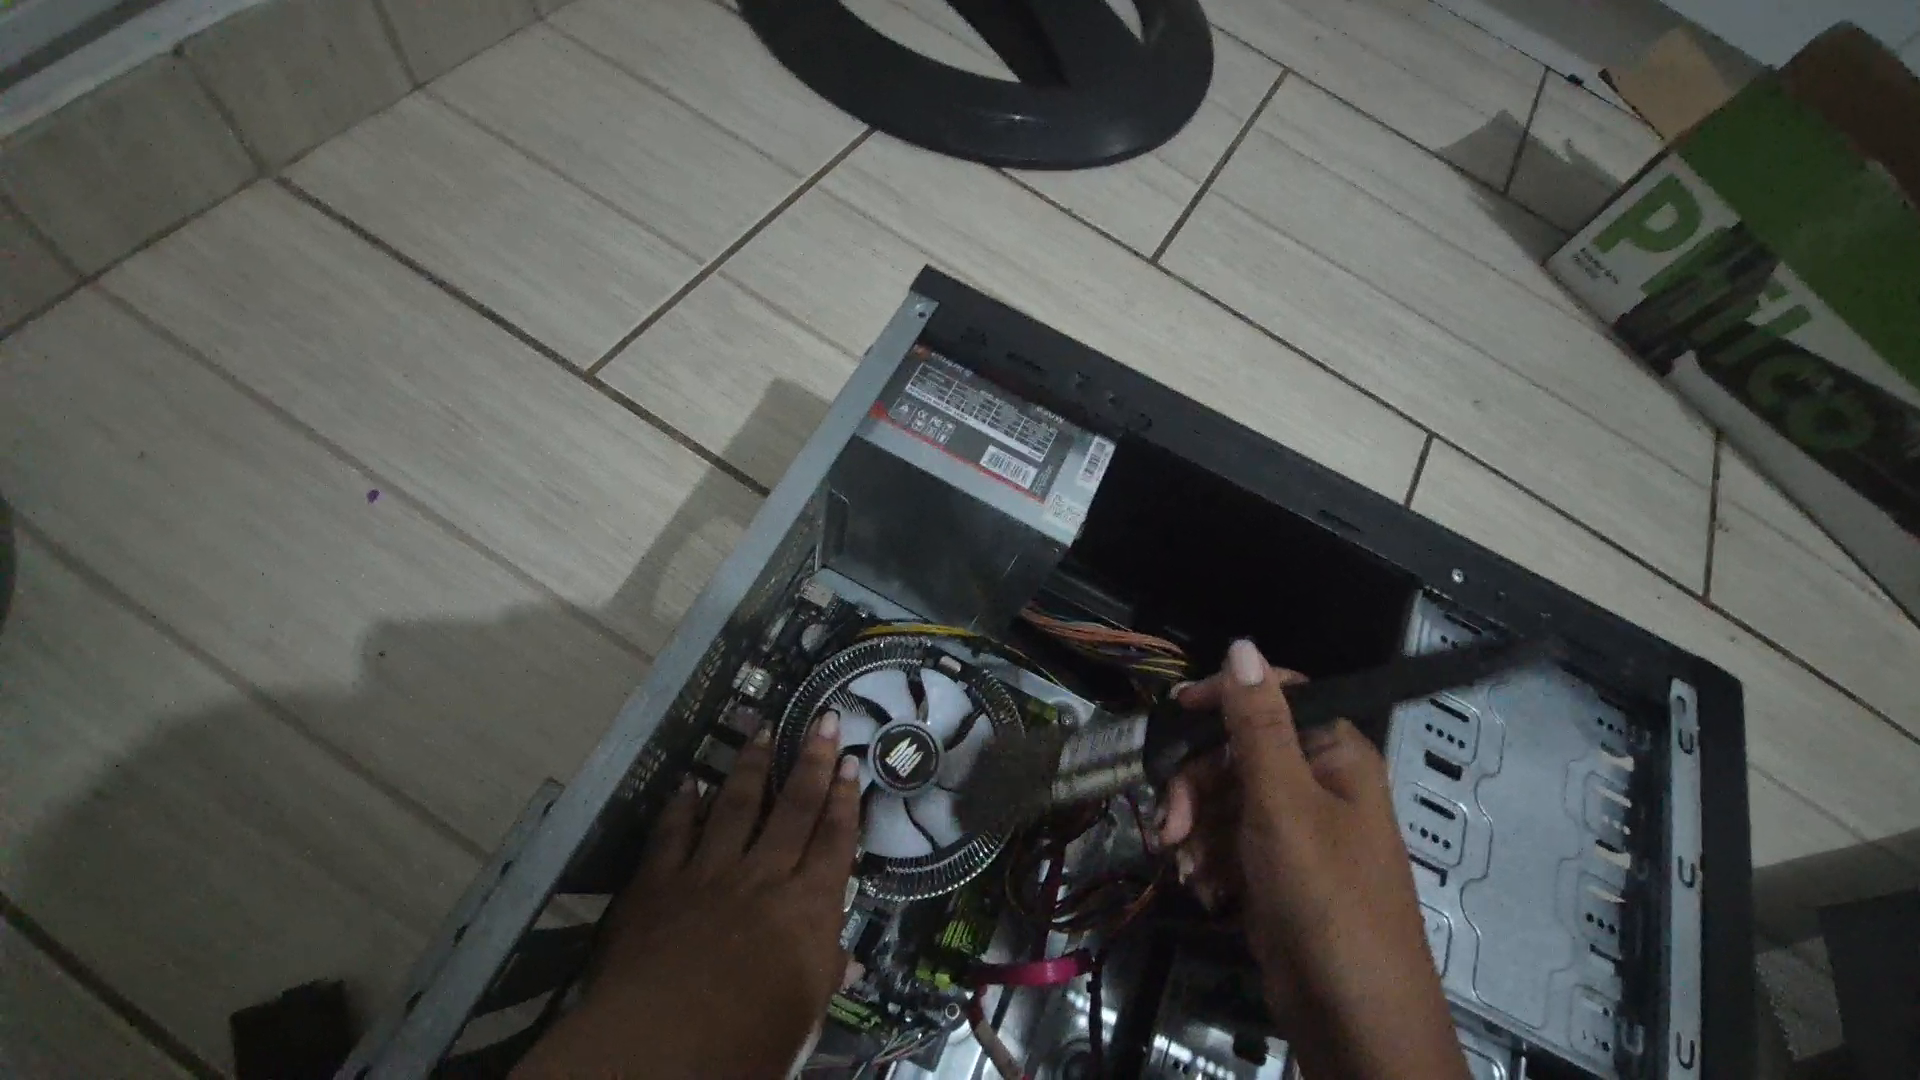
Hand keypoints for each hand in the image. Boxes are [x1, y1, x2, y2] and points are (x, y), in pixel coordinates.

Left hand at [514, 713, 860, 1079]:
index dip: (844, 799)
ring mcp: (707, 874)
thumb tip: (849, 960)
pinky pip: (673, 833)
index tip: (850, 762)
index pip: (834, 842)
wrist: (655, 1053)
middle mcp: (762, 877)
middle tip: (822, 719)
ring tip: (762, 731)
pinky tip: (689, 782)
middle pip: (793, 809)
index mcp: (806, 909)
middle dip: (811, 761)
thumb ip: (823, 978)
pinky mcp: (658, 884)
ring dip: (751, 767)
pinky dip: (682, 805)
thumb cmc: (745, 1046)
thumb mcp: (802, 1023)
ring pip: (735, 806)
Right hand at [1158, 641, 1468, 1079]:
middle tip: (1171, 824)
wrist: (1354, 1020)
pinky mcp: (1275, 870)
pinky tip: (1203, 888)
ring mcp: (1294, 830)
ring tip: (1185, 867)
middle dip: (1196, 786)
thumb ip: (1256, 723)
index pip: (1272, 696)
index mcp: (1333, 754)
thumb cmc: (1324, 899)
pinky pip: (1228, 841)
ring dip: (1196, 828)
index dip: (1220, 698)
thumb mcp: (1282, 802)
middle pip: (1235, 751)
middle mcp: (1316, 783)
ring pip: (1223, 798)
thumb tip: (1241, 645)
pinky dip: (1208, 860)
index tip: (1172, 715)